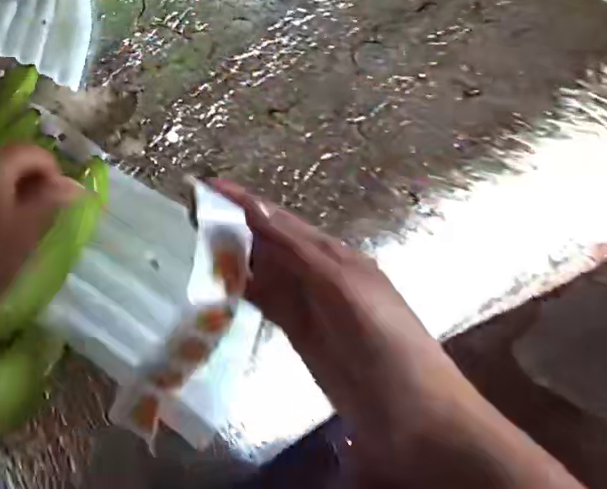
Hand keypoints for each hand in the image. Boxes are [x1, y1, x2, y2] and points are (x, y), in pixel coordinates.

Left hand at [0, 144, 82, 339]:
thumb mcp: (28, 228)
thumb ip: (52, 198)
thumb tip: (76, 183)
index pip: (34, 151)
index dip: (53, 171)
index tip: (59, 200)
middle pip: (17, 153)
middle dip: (38, 173)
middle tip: (49, 204)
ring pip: (3, 166)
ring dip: (23, 181)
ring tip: (33, 212)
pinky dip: (6, 188)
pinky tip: (11, 216)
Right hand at [209, 180, 474, 459]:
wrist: (421, 422)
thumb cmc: (386, 343)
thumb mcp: (342, 286)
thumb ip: (296, 248)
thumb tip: (253, 206)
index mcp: (331, 252)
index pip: (276, 217)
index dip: (240, 200)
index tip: (202, 184)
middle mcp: (315, 270)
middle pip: (265, 239)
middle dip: (229, 223)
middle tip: (185, 213)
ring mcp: (307, 302)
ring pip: (260, 269)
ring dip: (229, 255)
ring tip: (189, 242)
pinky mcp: (298, 332)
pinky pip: (262, 301)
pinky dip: (238, 289)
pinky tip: (213, 284)